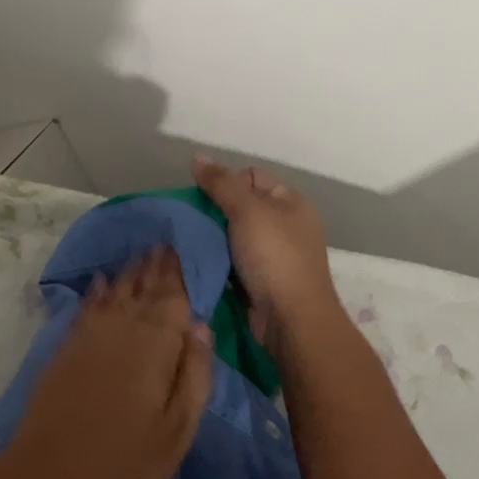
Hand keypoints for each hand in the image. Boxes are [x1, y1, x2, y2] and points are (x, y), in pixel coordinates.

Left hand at [2, 248, 213, 478]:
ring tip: (139, 256)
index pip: (172, 297)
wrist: (50, 478)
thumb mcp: (178, 429)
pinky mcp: (66, 349)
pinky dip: (96, 291)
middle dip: (153, 266)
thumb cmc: (127, 462)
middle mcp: (122, 327)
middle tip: (161, 243)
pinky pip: (87, 307)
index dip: (176, 273)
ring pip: (115, 292)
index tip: (179, 247)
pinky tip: (99, 282)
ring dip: (128, 273)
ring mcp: (89, 336)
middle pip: (142, 288)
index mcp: (156, 343)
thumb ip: (194, 374)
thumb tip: (201, 325)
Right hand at [192, 156, 336, 331]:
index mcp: (290, 203)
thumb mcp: (247, 211)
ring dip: (212, 239)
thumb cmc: (274, 258)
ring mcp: (273, 256)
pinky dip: (216, 261)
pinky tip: (197, 262)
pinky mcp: (260, 281)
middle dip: (214, 212)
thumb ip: (221, 183)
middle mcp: (285, 226)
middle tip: (189, 220)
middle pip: (240, 206)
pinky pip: (232, 262)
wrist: (291, 321)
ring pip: (232, 236)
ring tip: (187, 241)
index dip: (226, 182)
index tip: (203, 198)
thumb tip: (197, 157)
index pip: (251, 177)